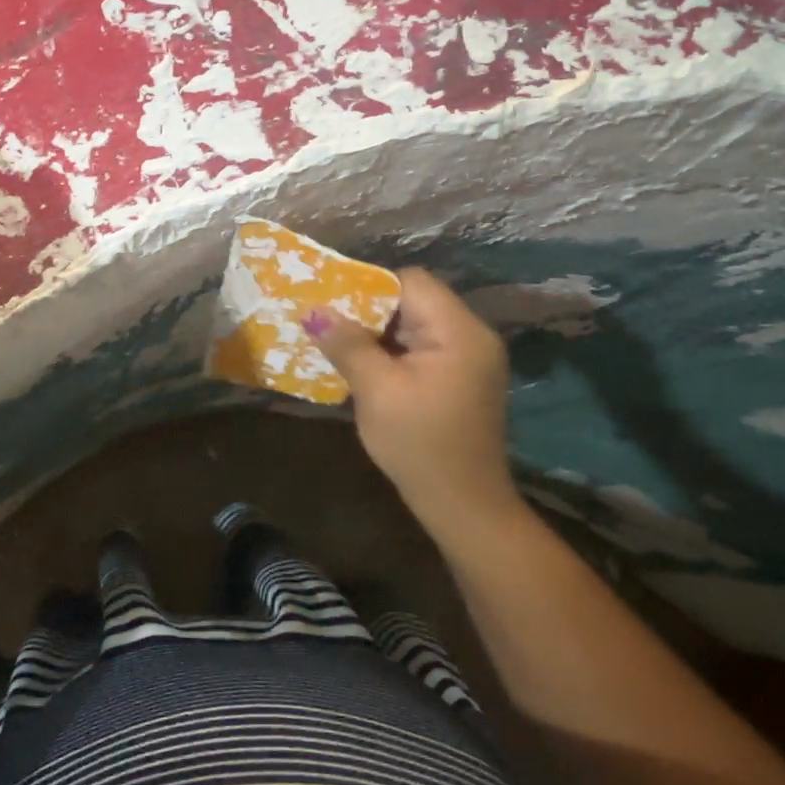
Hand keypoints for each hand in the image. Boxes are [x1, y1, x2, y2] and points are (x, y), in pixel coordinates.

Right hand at [307, 268, 517, 520]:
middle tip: (325, 323)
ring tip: (336, 344)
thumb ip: (348, 346)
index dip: (367, 287)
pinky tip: (361, 368)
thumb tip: (314, 311)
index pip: (411, 282)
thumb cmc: (419, 444)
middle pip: (414, 301)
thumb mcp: (377, 392)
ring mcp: (468, 359)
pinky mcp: (459, 379)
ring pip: (414, 326)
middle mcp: (471, 336)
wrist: (462, 503)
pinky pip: (420, 350)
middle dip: (367, 310)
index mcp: (459, 331)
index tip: (329, 303)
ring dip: (375, 334)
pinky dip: (390, 353)